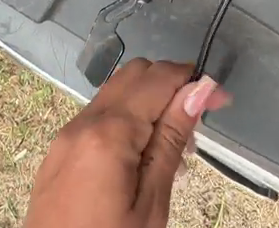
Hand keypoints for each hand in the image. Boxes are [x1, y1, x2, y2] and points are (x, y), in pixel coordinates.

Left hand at [22, 59, 231, 227]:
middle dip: (171, 86)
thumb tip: (199, 88)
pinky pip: (99, 115)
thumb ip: (172, 139)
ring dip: (150, 101)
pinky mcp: (58, 153)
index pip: (160, 78)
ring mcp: (66, 136)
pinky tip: (140, 158)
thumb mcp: (150, 205)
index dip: (195, 81)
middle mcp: (83, 122)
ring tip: (171, 148)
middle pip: (137, 73)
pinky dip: (127, 119)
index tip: (220, 102)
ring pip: (117, 91)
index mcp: (109, 133)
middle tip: (194, 128)